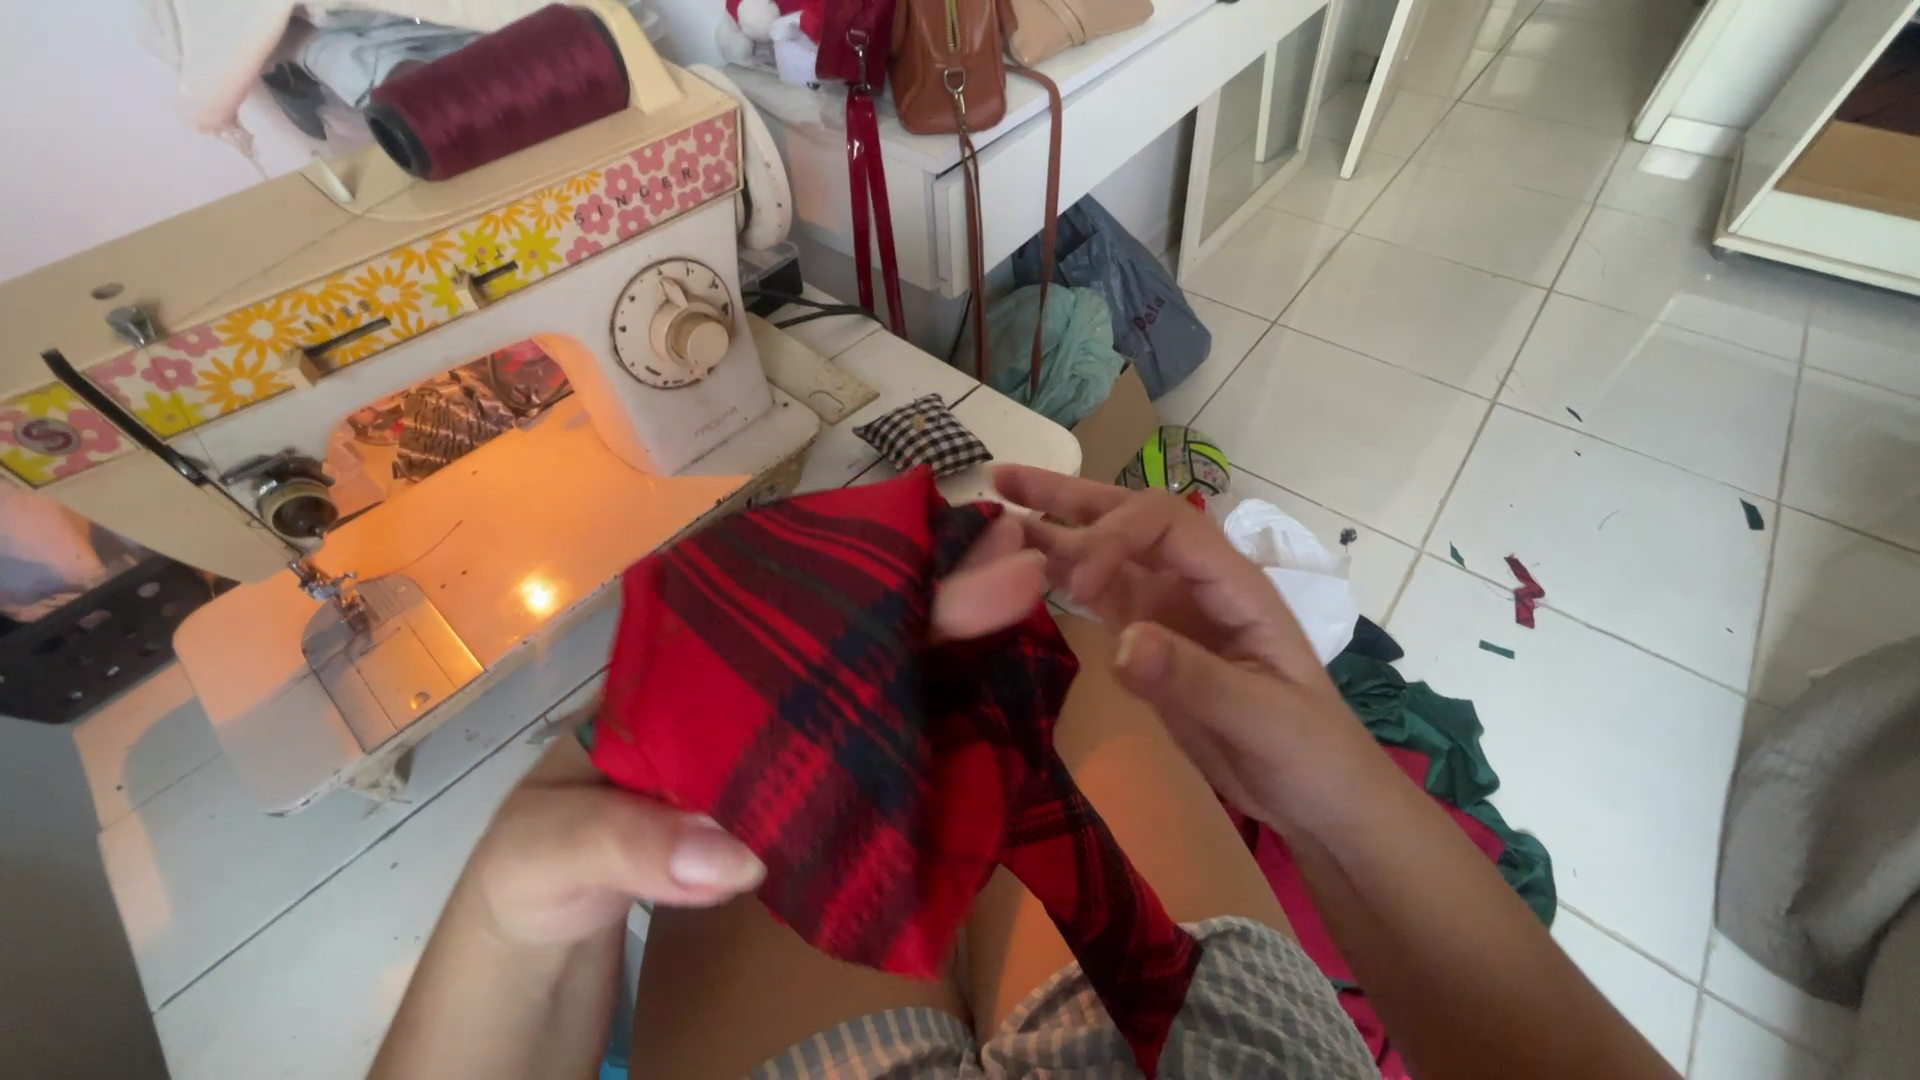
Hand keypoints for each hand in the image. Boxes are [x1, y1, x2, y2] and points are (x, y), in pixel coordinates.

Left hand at [464, 516, 1048, 948]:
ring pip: (884, 685)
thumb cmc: (539, 864)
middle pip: (860, 632)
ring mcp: (792, 739)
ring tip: (1028, 613)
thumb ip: (627, 843)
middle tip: (1023, 565)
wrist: (549, 923)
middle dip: (939, 596)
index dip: (879, 580)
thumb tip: (741, 854)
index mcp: (699, 666)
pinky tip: (992, 712)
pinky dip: (938, 731)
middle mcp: (757, 684)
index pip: (798, 608)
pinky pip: (884, 755)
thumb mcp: (553, 848)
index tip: (952, 551)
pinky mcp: (811, 795)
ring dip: (955, 652)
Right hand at [995, 466, 1384, 826]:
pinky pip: (1097, 598)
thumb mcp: (1262, 718)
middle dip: (1067, 498)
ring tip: (996, 516)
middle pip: (1128, 521)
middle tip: (1002, 481)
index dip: (1112, 538)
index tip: (1077, 586)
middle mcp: (1192, 582)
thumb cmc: (1308, 751)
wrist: (1316, 794)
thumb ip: (1194, 679)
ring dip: (1054, 532)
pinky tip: (1022, 572)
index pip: (1163, 526)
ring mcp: (1167, 610)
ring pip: (1104, 555)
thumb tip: (1120, 642)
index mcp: (1231, 582)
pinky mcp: (1146, 639)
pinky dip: (1060, 580)